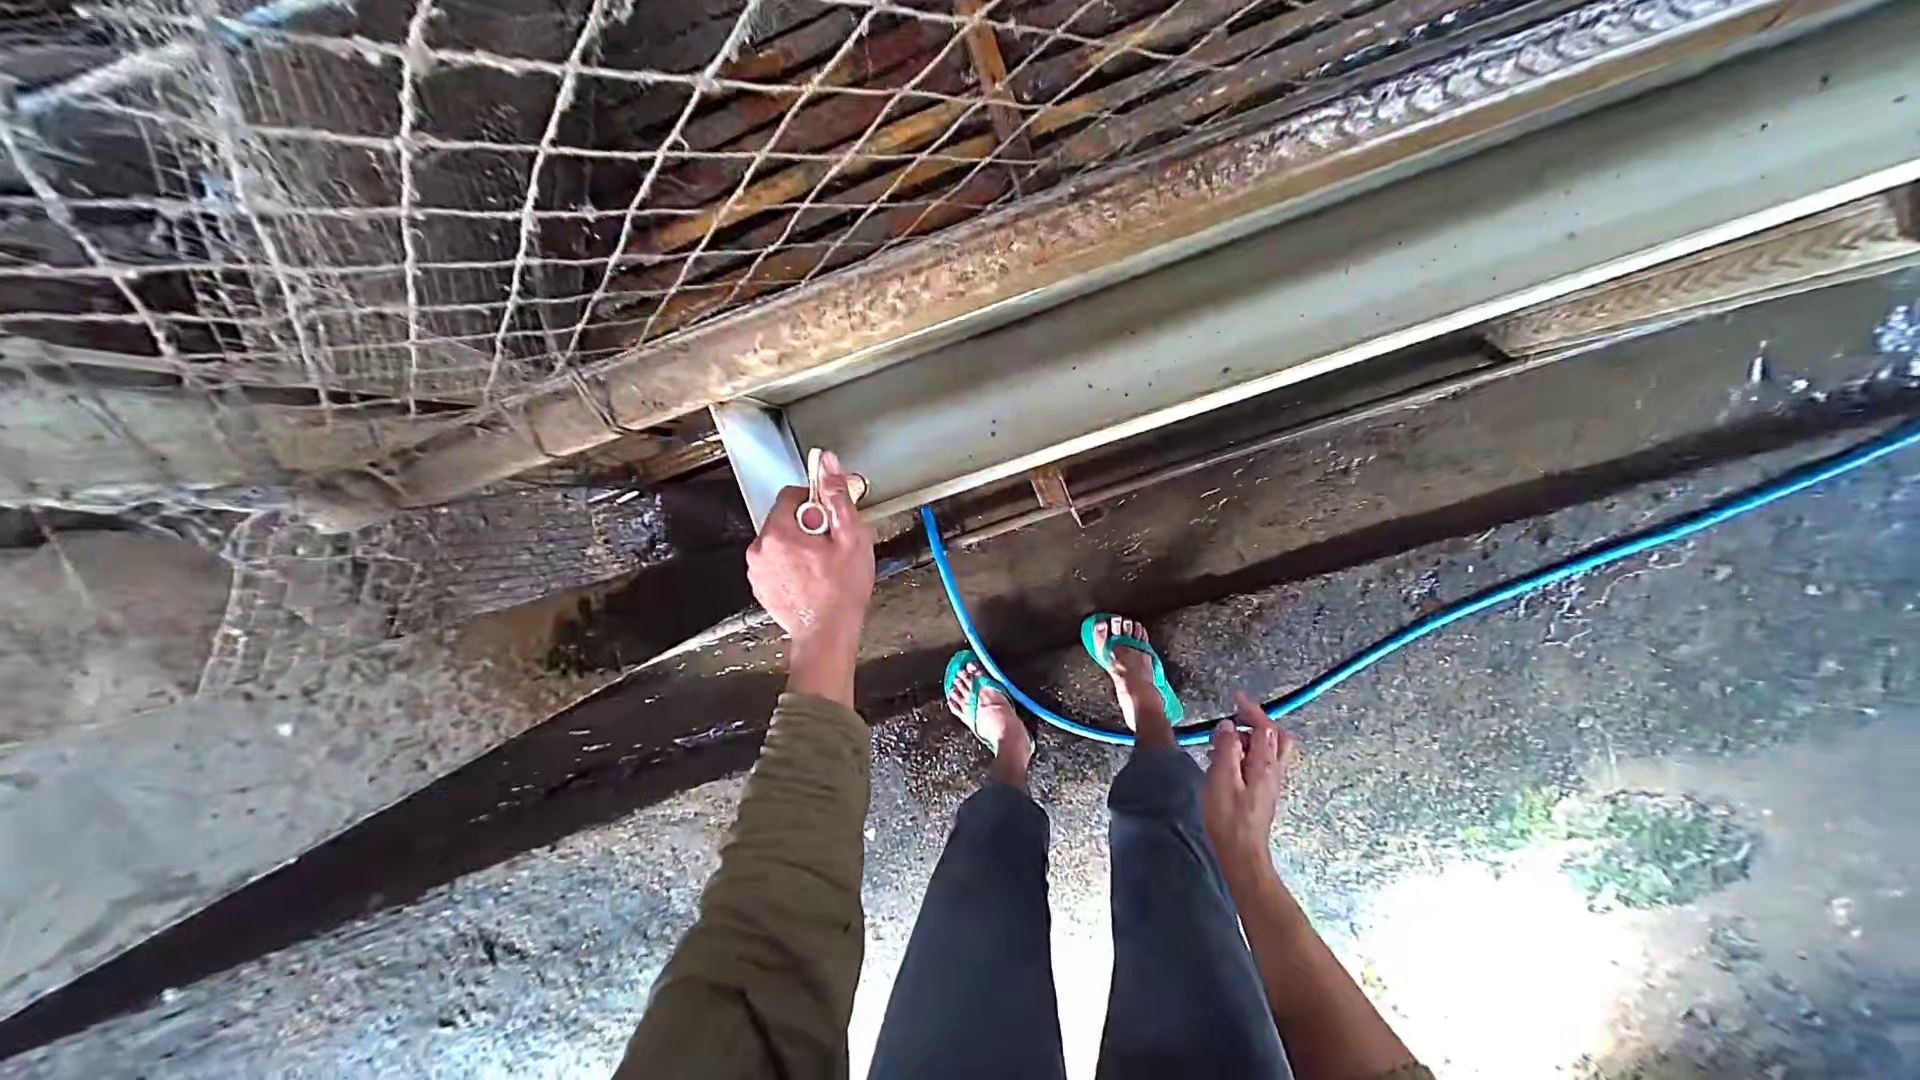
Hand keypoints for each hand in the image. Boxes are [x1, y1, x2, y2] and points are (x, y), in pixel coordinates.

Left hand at [746, 451, 875, 699]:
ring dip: (800, 545)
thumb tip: (827, 464)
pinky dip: (791, 564)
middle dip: (809, 525)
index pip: (791, 494)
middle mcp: (760, 548)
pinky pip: (776, 561)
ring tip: (823, 565)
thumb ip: (836, 497)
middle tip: (831, 546)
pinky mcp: (760, 585)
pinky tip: (812, 578)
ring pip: (781, 540)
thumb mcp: (851, 537)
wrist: (827, 634)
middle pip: (785, 518)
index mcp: (780, 532)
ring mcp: (757, 569)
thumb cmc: (841, 591)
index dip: (816, 502)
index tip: (831, 518)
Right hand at [1202, 691, 1298, 884]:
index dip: (1251, 710)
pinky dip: (1242, 754)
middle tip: (1234, 721)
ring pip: (1267, 751)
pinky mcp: (1261, 794)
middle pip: (1277, 739)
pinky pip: (1257, 764)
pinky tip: (1222, 762)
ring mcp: (1269, 784)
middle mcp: (1273, 772)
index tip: (1236, 698)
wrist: (1240, 854)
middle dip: (1257, 724)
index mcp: (1265, 765)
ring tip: (1219, 744)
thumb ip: (1227, 748)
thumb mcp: (1222, 778)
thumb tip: (1229, 726)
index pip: (1265, 728)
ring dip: (1246, 740)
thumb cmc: (1229, 817)